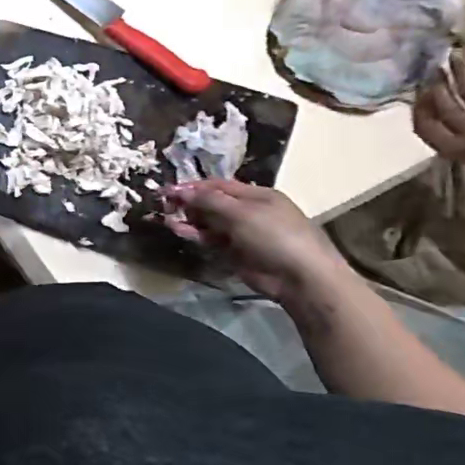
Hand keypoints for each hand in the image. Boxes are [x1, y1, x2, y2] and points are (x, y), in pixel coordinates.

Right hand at [165, 179, 349, 298]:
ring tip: (167, 219)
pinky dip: (196, 236)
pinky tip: (180, 232)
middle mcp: (248, 212)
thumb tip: (182, 191)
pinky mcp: (235, 254)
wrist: (300, 277)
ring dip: (189, 220)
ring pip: (210, 224)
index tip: (169, 190)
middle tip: (164, 205)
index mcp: (256, 195)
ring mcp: (242, 234)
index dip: (194, 187)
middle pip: (213, 203)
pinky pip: (212, 241)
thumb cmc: (274, 235)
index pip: (219, 186)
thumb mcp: (241, 213)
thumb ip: (209, 201)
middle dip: (189, 203)